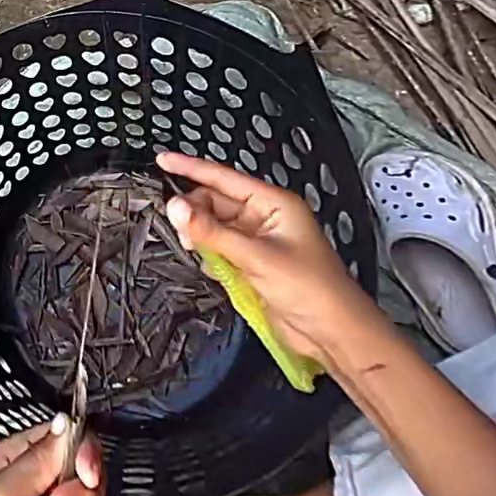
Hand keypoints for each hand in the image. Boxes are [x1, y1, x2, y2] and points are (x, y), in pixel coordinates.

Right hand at [156, 151, 392, 367]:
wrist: (332, 334)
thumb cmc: (315, 291)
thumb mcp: (255, 256)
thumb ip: (211, 231)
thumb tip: (176, 207)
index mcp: (274, 204)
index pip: (222, 177)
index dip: (190, 167)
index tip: (163, 161)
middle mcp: (263, 218)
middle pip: (213, 203)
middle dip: (194, 213)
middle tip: (181, 227)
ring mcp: (255, 241)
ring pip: (211, 227)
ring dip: (201, 237)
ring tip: (196, 249)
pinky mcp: (249, 263)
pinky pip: (216, 249)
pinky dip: (209, 257)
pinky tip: (215, 269)